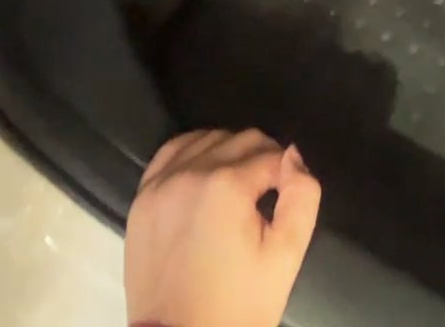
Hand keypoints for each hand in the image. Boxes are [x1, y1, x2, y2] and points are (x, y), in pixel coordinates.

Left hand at [125, 129, 321, 326]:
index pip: (272, 154)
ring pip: (209, 138)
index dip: (286, 177)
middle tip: (268, 197)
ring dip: (230, 153)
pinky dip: (194, 152)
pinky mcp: (142, 198)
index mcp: (227, 185)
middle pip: (243, 140)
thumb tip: (293, 155)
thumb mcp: (286, 256)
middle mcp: (191, 173)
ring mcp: (161, 184)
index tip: (285, 202)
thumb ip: (302, 196)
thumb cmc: (238, 305)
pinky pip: (172, 151)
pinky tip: (205, 173)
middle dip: (262, 160)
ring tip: (237, 189)